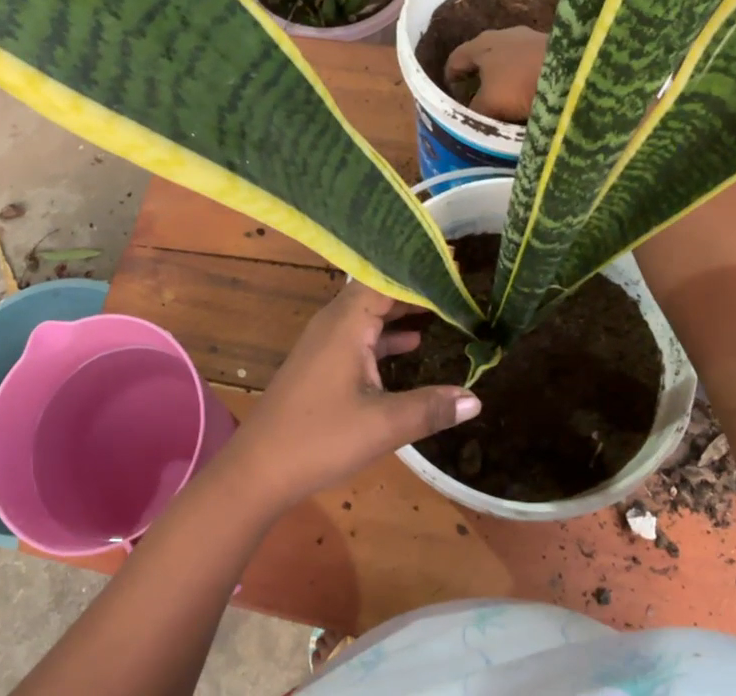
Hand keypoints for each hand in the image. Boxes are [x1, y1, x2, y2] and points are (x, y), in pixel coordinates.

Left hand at [218, 281, 480, 511]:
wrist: (259, 468)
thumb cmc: (320, 438)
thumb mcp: (383, 425)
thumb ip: (430, 408)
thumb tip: (476, 398)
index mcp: (347, 322)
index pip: (389, 279)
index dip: (423, 273)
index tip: (459, 268)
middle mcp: (334, 322)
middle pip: (380, 290)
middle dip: (417, 288)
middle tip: (460, 284)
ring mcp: (325, 342)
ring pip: (369, 312)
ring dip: (403, 310)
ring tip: (446, 308)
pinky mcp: (321, 362)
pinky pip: (360, 334)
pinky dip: (387, 334)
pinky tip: (413, 344)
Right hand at [444, 26, 548, 119]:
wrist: (573, 72)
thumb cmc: (520, 84)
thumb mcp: (489, 104)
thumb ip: (473, 110)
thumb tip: (469, 117)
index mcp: (481, 44)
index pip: (455, 59)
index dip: (450, 80)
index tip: (452, 99)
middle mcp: (503, 35)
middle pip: (483, 58)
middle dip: (478, 79)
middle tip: (477, 101)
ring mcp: (530, 38)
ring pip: (508, 61)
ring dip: (505, 79)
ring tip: (506, 102)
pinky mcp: (553, 47)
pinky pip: (530, 65)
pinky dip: (525, 79)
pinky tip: (530, 95)